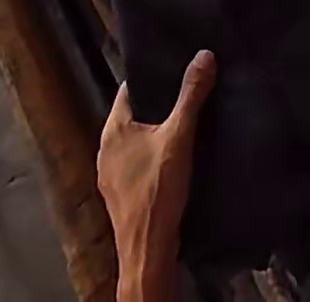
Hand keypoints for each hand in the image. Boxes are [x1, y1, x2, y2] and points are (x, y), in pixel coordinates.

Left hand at [99, 50, 215, 301]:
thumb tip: (204, 54)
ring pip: (136, 139)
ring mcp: (111, 174)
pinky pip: (138, 161)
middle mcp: (106, 148)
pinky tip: (176, 155)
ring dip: (156, 130)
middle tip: (186, 89)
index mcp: (113, 128)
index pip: (130, 88)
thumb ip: (191, 95)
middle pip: (135, 113)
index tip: (175, 65)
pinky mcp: (121, 195)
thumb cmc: (158, 191)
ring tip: (185, 118)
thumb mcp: (180, 136)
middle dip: (158, 102)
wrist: (148, 254)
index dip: (152, 76)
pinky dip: (154, 153)